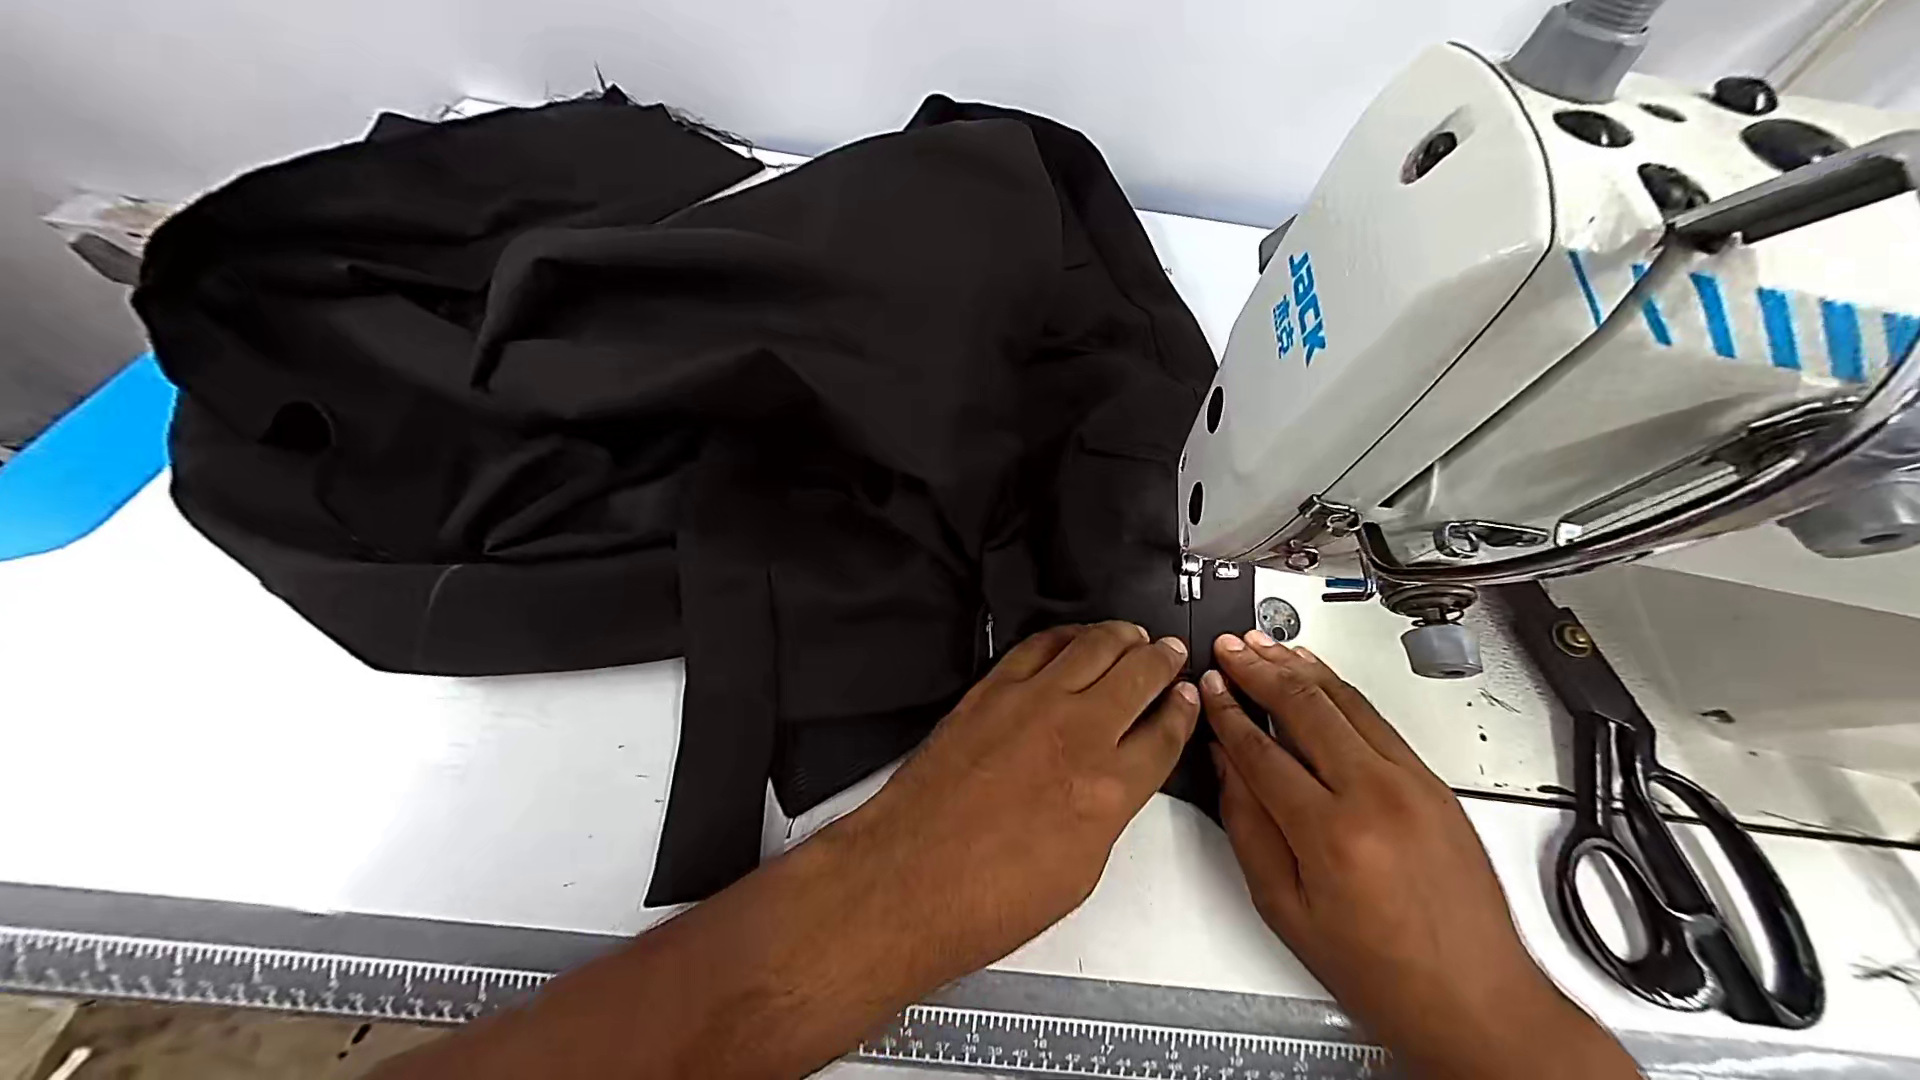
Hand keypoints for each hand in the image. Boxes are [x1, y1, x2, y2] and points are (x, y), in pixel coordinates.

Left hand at [836, 621, 1198, 975]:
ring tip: (1133, 634)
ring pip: (1095, 647)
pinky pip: (1038, 645)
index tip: (1184, 698)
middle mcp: (1077, 734)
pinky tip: (1073, 636)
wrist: (909, 875)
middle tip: (1168, 652)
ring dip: (1122, 636)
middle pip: (1140, 675)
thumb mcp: (1079, 869)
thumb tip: (1116, 781)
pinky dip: (1065, 635)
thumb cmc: (984, 892)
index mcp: (1110, 789)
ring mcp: (1032, 704)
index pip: (1165, 733)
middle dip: (1163, 659)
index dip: (1182, 711)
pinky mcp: (991, 690)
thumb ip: (1108, 811)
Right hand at [1202, 632, 1637, 1079]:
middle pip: (1302, 706)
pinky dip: (1336, 686)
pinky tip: (1312, 671)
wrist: (1480, 1005)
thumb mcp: (1282, 905)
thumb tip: (1225, 762)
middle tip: (1229, 647)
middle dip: (1256, 669)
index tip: (1210, 686)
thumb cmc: (1383, 972)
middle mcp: (1377, 797)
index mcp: (1331, 835)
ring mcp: (1413, 784)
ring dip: (1295, 666)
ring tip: (1262, 644)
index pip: (1260, 748)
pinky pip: (1374, 716)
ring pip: (1342, 699)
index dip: (1227, 710)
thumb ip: (1247, 824)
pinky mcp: (1434, 782)